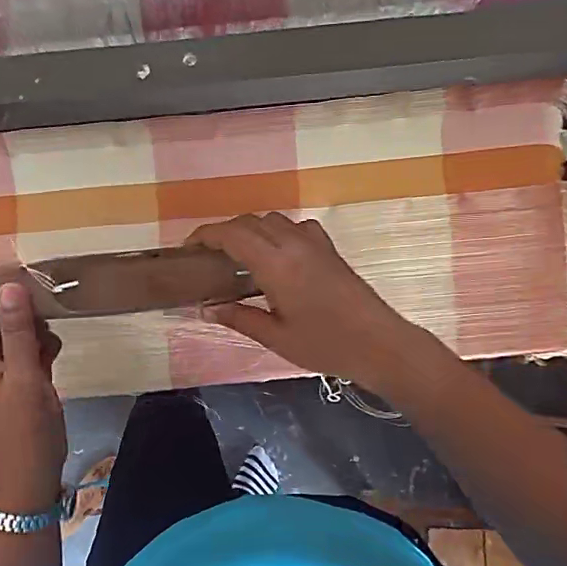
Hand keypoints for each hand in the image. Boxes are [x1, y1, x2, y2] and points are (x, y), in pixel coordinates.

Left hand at [0, 283, 67, 514]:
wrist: (33, 476)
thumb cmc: (24, 431)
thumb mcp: (24, 379)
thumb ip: (18, 332)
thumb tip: (9, 286)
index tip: (23, 276)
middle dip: (17, 302)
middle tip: (48, 298)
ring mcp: (2, 367)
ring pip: (13, 328)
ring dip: (33, 324)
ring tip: (52, 331)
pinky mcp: (21, 377)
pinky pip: (27, 346)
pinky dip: (41, 343)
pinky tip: (54, 352)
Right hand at [187, 213, 444, 393]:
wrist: (379, 344)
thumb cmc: (325, 345)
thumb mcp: (276, 338)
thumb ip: (239, 318)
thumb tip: (207, 308)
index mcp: (276, 264)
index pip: (232, 234)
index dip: (205, 236)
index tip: (188, 249)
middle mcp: (294, 243)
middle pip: (250, 222)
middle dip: (223, 232)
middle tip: (207, 257)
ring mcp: (314, 243)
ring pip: (272, 220)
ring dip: (249, 230)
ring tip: (236, 256)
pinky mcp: (329, 249)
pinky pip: (294, 227)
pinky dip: (275, 232)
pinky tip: (274, 256)